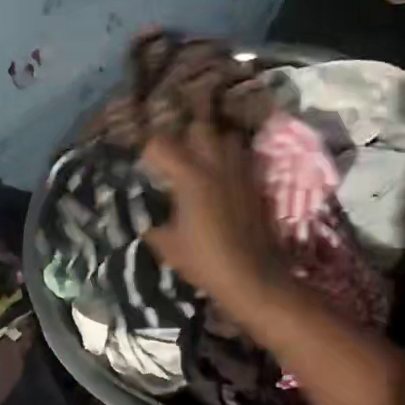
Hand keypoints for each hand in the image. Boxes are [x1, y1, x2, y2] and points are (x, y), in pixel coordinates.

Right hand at [139, 103, 289, 317]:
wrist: (252, 276)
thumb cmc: (205, 261)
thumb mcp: (169, 246)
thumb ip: (155, 227)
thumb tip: (148, 224)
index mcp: (189, 177)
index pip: (160, 145)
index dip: (150, 153)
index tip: (146, 167)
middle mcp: (216, 166)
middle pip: (199, 128)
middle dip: (185, 137)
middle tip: (176, 158)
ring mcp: (240, 172)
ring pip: (227, 138)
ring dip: (214, 144)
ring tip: (203, 163)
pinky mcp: (257, 184)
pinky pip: (244, 159)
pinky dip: (232, 163)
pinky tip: (224, 181)